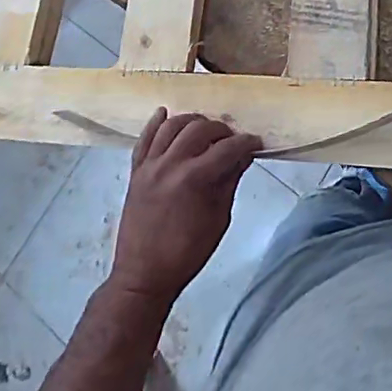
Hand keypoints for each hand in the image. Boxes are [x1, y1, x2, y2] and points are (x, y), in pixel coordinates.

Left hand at [108, 109, 261, 305]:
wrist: (143, 276)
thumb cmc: (188, 251)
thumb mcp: (219, 216)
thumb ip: (230, 180)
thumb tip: (243, 156)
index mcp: (194, 178)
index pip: (227, 148)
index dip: (246, 143)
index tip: (256, 143)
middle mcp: (170, 165)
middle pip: (200, 129)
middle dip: (221, 129)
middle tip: (231, 139)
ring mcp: (149, 167)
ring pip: (171, 127)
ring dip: (192, 121)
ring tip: (204, 128)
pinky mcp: (135, 173)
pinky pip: (143, 140)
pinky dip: (154, 124)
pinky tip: (164, 113)